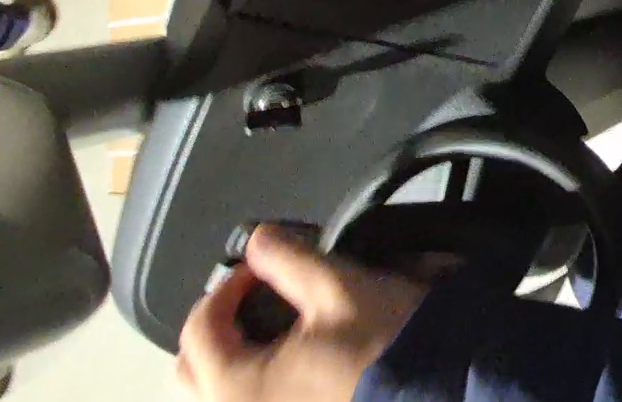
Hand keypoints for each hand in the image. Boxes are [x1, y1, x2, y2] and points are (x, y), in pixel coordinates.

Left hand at [177, 226, 429, 401]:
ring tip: (272, 317)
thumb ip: (292, 261)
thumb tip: (259, 236)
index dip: (229, 284)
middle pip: (193, 365)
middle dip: (219, 320)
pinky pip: (245, 397)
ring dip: (232, 348)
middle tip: (259, 289)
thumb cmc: (378, 338)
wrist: (428, 380)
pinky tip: (285, 349)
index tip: (267, 262)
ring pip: (216, 386)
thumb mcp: (341, 288)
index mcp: (233, 385)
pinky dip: (251, 369)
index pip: (199, 327)